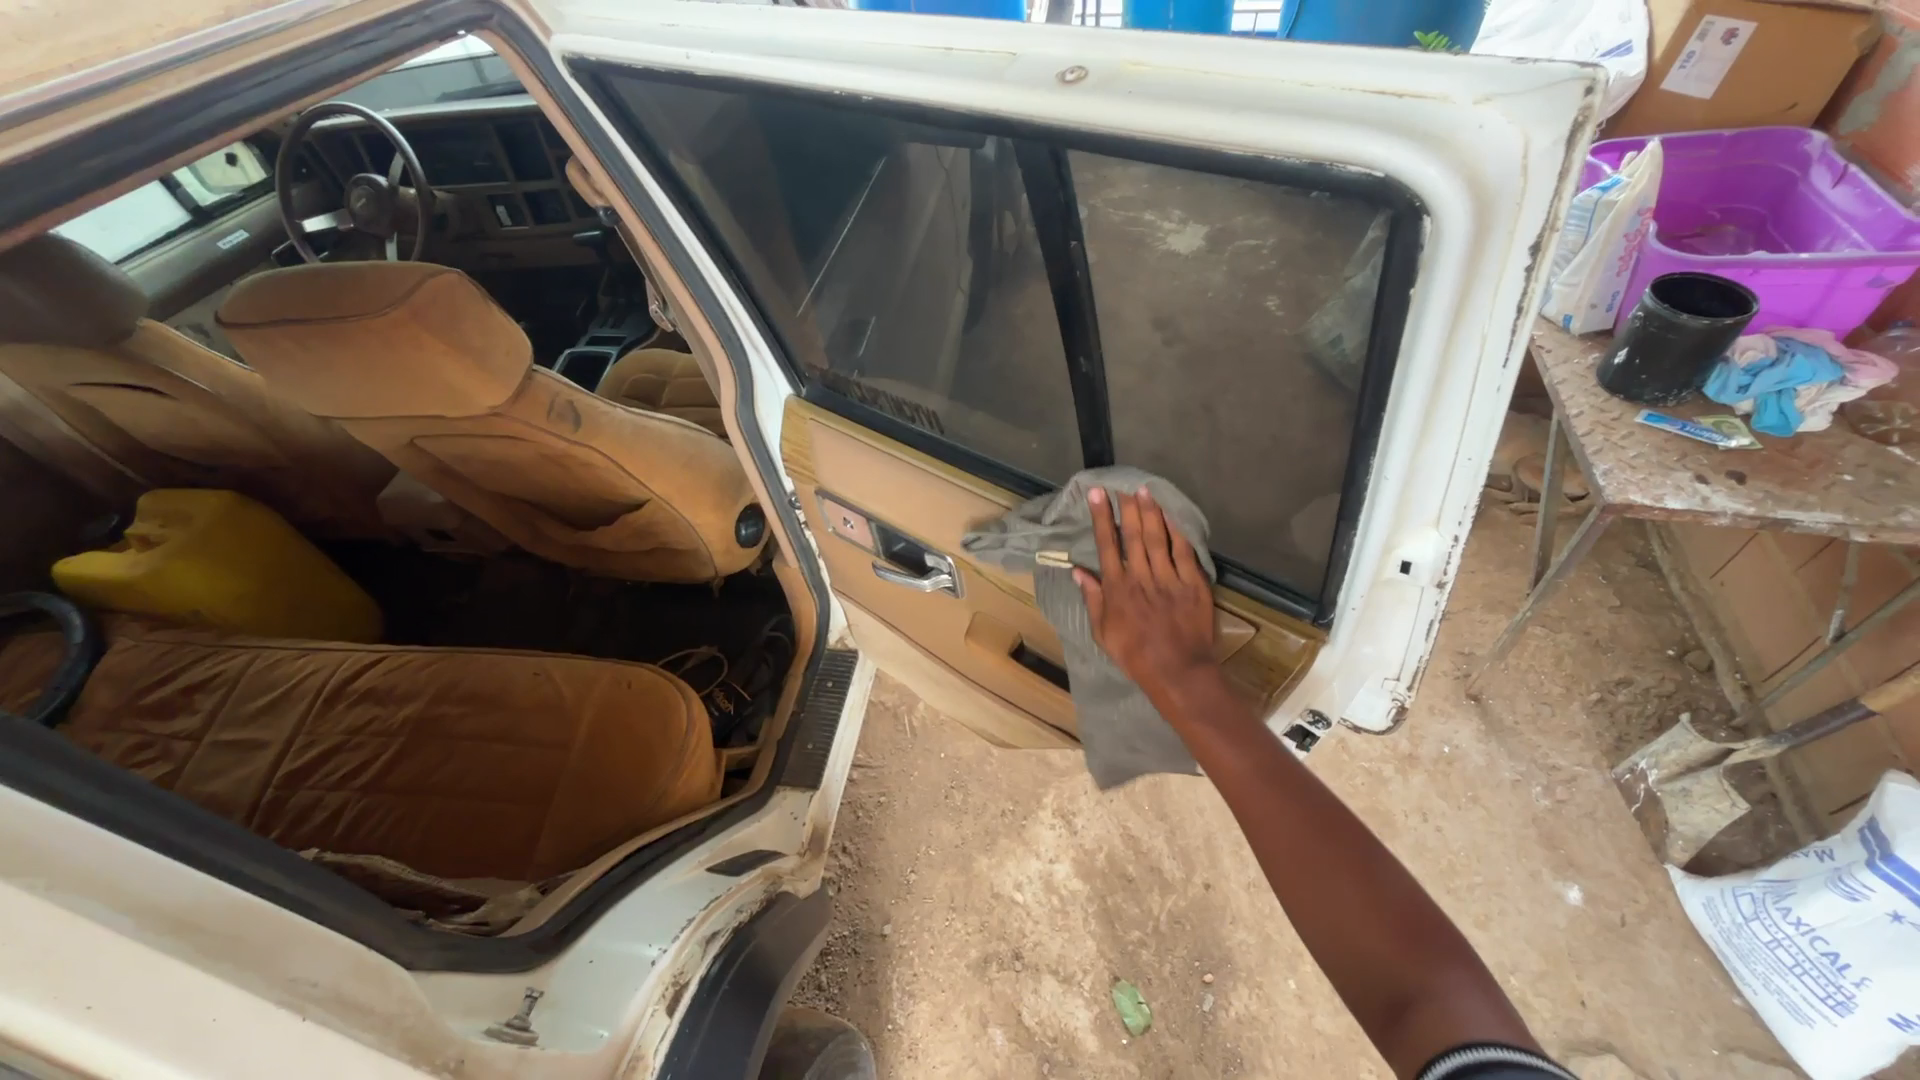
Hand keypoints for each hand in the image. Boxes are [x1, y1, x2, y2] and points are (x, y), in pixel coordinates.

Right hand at [1073, 487, 1218, 701]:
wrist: (1177, 671)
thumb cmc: (1135, 655)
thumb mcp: (1103, 632)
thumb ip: (1093, 599)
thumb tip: (1079, 572)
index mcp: (1117, 588)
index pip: (1106, 545)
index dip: (1101, 517)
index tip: (1096, 495)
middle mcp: (1141, 577)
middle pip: (1133, 535)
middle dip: (1126, 508)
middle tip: (1121, 487)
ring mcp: (1169, 578)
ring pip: (1157, 538)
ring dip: (1150, 513)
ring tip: (1144, 492)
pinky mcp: (1193, 584)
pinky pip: (1184, 552)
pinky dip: (1177, 532)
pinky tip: (1172, 517)